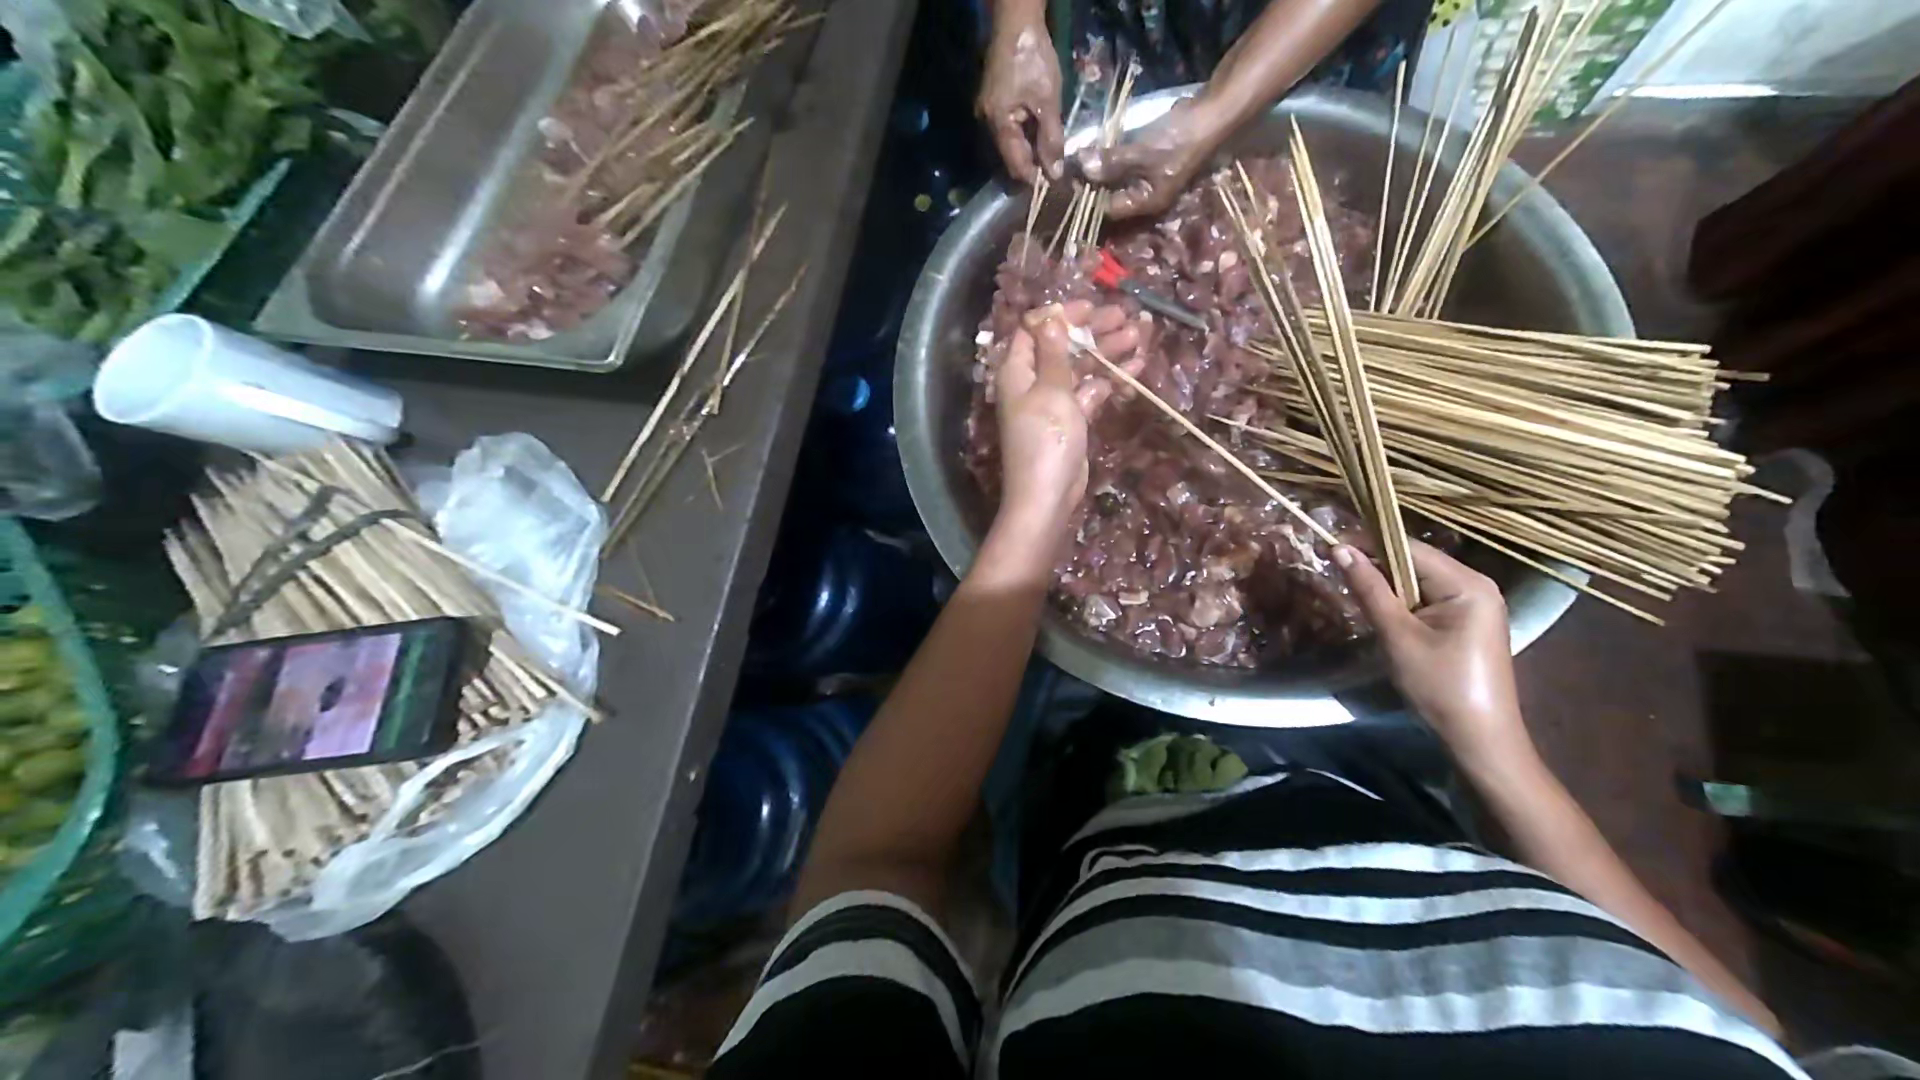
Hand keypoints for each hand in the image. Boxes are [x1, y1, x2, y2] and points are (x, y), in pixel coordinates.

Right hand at [978, 20, 1064, 183]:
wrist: (1016, 21)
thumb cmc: (1032, 59)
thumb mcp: (1048, 101)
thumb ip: (1052, 140)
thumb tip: (1055, 174)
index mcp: (998, 125)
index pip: (1015, 166)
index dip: (1034, 178)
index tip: (1054, 184)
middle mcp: (986, 124)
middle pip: (1011, 157)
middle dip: (1032, 166)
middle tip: (1055, 170)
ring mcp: (987, 113)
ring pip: (1010, 145)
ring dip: (1030, 151)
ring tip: (1050, 154)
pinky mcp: (993, 104)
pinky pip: (1009, 131)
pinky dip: (1024, 136)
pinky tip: (1039, 135)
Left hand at [994, 301, 1139, 537]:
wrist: (1048, 495)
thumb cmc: (1046, 439)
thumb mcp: (1051, 390)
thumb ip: (1054, 353)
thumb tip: (1050, 316)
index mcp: (1017, 371)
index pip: (1035, 330)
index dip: (1062, 315)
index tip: (1093, 307)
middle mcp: (1033, 382)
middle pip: (1063, 346)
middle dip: (1093, 331)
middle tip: (1128, 317)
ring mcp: (1053, 401)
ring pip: (1081, 367)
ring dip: (1108, 351)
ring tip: (1140, 334)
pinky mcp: (1072, 420)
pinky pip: (1091, 391)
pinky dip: (1110, 379)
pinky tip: (1136, 365)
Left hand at [1076, 97, 1226, 218]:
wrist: (1211, 113)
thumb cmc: (1179, 138)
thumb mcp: (1143, 152)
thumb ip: (1112, 161)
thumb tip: (1082, 166)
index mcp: (1145, 203)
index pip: (1108, 208)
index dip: (1088, 197)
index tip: (1069, 181)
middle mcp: (1145, 197)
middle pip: (1110, 196)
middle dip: (1091, 184)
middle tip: (1068, 169)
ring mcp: (1148, 179)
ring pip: (1115, 180)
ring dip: (1099, 169)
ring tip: (1077, 158)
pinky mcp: (1148, 161)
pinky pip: (1123, 165)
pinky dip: (1110, 159)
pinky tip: (1095, 148)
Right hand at [1337, 541, 1533, 769]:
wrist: (1478, 737)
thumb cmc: (1439, 685)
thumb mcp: (1397, 635)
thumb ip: (1369, 589)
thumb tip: (1339, 549)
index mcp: (1468, 584)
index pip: (1409, 548)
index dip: (1368, 543)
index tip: (1328, 544)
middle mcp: (1477, 585)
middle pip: (1415, 561)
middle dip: (1375, 563)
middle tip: (1332, 565)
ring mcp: (1475, 603)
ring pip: (1418, 579)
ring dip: (1385, 582)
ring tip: (1349, 585)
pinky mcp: (1466, 620)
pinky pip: (1426, 596)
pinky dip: (1400, 599)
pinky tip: (1380, 608)